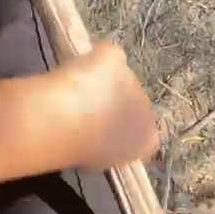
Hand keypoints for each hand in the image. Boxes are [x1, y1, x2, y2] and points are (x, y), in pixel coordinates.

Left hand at [46, 44, 159, 170]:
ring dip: (103, 77)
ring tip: (78, 86)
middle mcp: (147, 108)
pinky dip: (98, 56)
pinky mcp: (116, 59)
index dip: (125, 122)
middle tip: (88, 101)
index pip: (144, 128)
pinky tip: (83, 66)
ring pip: (120, 74)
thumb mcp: (102, 159)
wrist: (66, 121)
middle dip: (115, 97)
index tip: (106, 122)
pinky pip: (109, 54)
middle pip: (133, 98)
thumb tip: (103, 138)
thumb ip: (112, 147)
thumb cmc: (80, 149)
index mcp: (147, 139)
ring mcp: (132, 79)